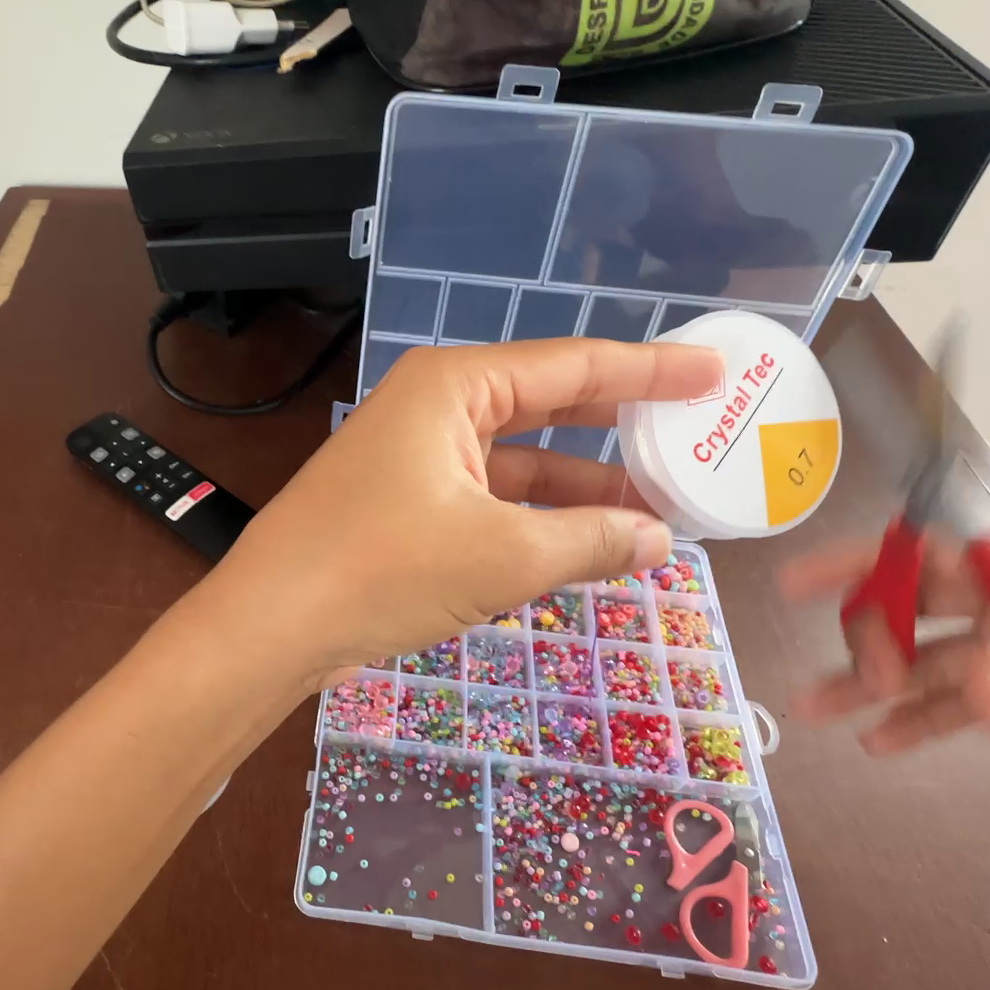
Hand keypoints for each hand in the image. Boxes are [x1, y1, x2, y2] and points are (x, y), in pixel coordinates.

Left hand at [198, 337, 722, 688]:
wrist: (272, 623)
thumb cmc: (381, 569)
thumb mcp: (499, 556)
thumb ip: (589, 541)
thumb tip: (659, 539)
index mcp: (454, 387)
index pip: (572, 365)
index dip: (650, 370)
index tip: (716, 372)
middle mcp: (436, 409)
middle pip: (549, 406)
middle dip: (620, 429)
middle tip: (696, 439)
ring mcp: (419, 457)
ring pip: (521, 461)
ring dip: (582, 486)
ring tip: (661, 508)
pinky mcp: (409, 504)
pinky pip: (492, 499)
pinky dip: (539, 519)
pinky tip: (588, 542)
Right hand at [782, 539, 989, 852]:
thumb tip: (965, 685)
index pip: (947, 559)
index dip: (870, 565)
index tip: (803, 583)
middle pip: (926, 611)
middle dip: (875, 640)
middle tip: (849, 687)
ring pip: (935, 661)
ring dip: (878, 685)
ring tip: (817, 709)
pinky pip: (964, 705)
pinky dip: (923, 721)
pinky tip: (881, 741)